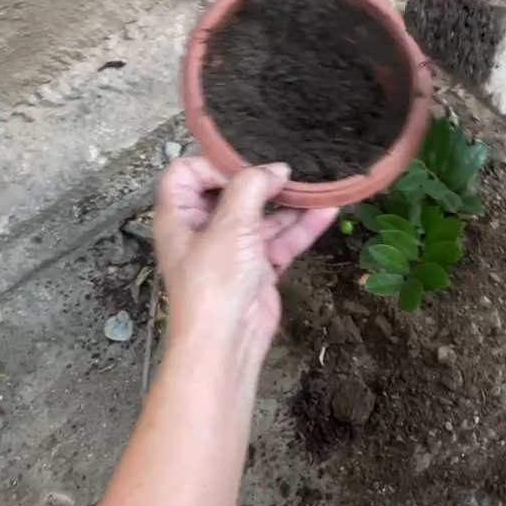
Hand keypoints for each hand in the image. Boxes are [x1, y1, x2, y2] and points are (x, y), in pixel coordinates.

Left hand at [153, 158, 335, 366]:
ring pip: (262, 217)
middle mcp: (204, 230)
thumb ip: (251, 187)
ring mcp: (233, 251)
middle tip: (287, 171)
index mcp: (179, 216)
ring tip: (317, 188)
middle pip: (231, 193)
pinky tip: (325, 213)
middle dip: (260, 181)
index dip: (212, 164)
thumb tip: (275, 170)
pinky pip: (281, 241)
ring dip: (288, 204)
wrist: (226, 342)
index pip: (187, 173)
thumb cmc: (213, 285)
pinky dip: (301, 228)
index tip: (245, 166)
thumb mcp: (229, 224)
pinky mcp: (258, 269)